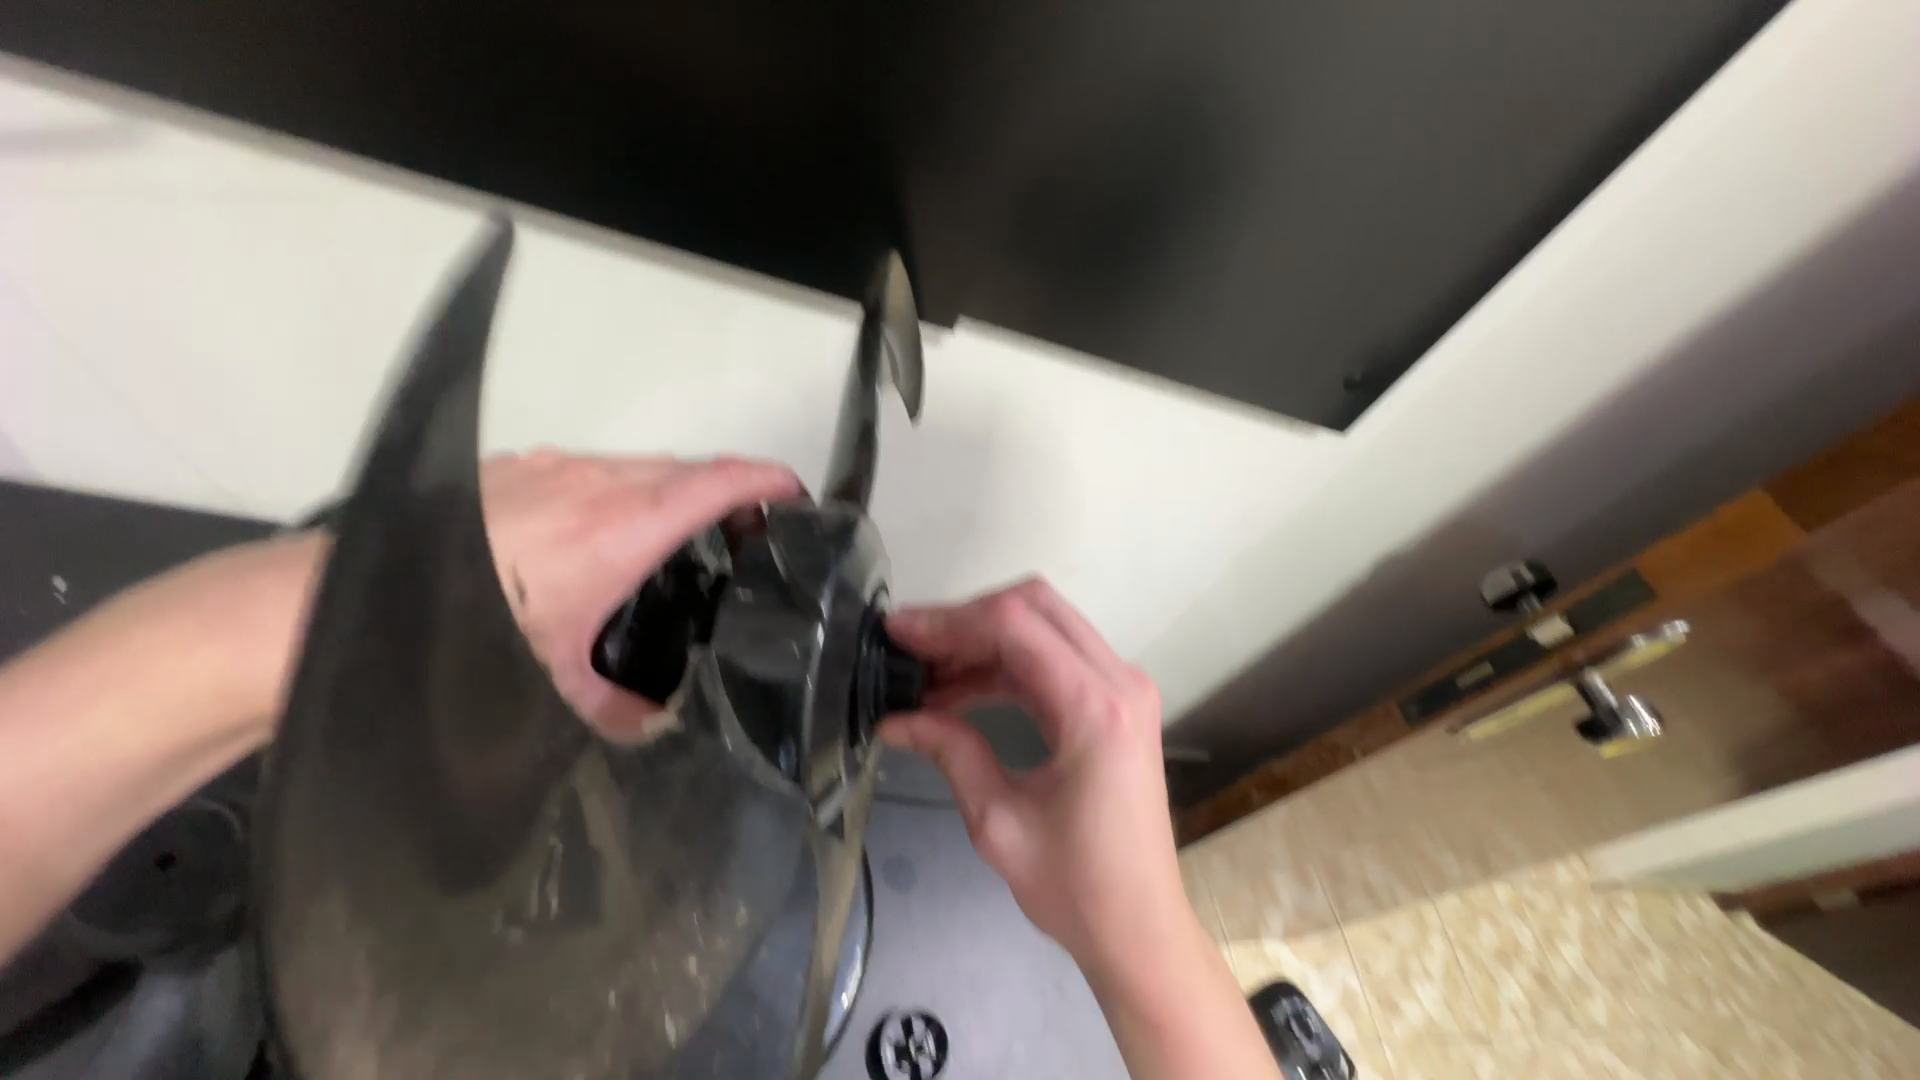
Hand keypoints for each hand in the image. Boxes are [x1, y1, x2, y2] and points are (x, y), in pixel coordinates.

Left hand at [131, 451, 801, 745]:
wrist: (322, 606)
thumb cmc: (455, 645)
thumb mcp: (549, 691)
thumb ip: (618, 710)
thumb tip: (659, 726)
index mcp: (619, 528)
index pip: (717, 482)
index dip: (769, 482)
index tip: (801, 502)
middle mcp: (592, 482)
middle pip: (687, 469)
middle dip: (730, 494)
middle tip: (752, 540)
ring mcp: (548, 468)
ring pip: (639, 468)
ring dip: (674, 493)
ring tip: (684, 542)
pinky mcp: (512, 470)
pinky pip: (593, 471)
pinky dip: (623, 493)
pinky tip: (604, 540)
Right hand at [879, 579, 1189, 974]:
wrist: (1140, 928)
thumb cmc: (1075, 886)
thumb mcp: (997, 821)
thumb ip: (949, 751)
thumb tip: (894, 718)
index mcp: (1096, 707)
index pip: (1015, 625)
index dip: (949, 621)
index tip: (898, 633)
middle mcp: (1118, 681)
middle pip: (1033, 607)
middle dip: (964, 619)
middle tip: (909, 647)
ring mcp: (1121, 689)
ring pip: (1042, 626)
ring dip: (981, 642)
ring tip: (922, 674)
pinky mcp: (1114, 704)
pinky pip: (1052, 660)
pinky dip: (1003, 666)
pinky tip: (956, 691)